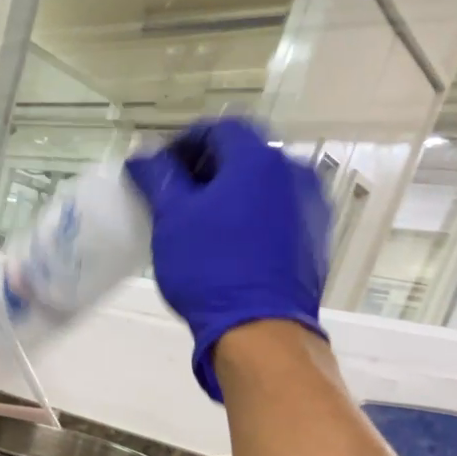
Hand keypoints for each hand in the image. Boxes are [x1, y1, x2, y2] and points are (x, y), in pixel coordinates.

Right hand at [125, 119, 332, 401]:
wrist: (260, 327)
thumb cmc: (209, 267)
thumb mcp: (171, 220)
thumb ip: (158, 179)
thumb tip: (142, 154)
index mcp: (257, 160)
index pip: (219, 128)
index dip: (184, 141)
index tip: (158, 167)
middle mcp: (291, 172)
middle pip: (243, 156)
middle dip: (206, 169)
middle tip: (172, 195)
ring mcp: (309, 205)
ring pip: (261, 186)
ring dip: (229, 194)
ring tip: (197, 223)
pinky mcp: (314, 237)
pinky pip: (276, 213)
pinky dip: (249, 216)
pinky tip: (226, 245)